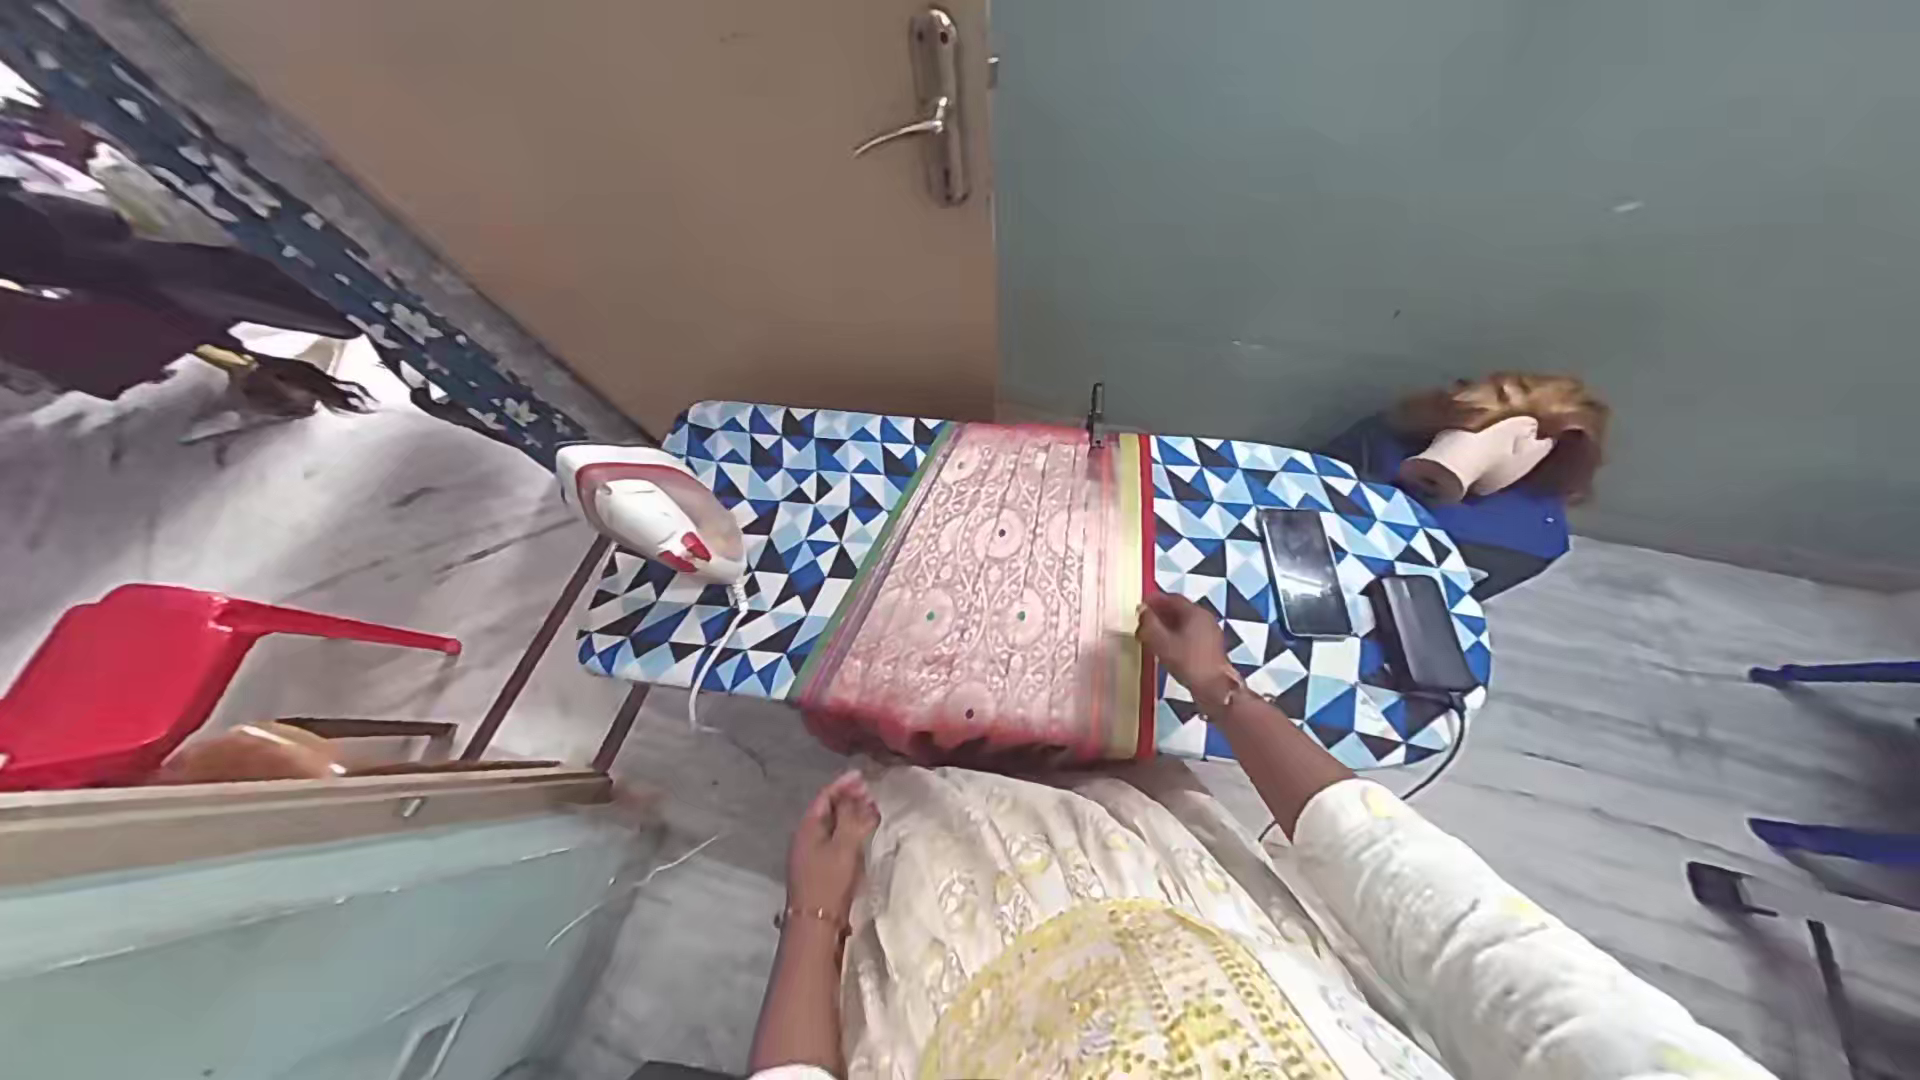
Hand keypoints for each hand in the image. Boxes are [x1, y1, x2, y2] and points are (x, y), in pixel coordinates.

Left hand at [786, 770, 880, 925]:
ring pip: (832, 825)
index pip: (825, 796)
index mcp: (807, 827)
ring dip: (850, 815)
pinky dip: (849, 831)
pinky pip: (835, 839)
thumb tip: (853, 796)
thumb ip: (850, 817)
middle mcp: (805, 837)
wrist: (816, 926)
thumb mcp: (843, 845)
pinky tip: (863, 833)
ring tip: (871, 809)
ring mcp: (811, 854)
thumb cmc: (829, 881)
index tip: (863, 776)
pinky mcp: (819, 868)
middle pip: (828, 809)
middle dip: (849, 798)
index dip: (843, 784)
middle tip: (870, 792)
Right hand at [1136, 592, 1238, 711]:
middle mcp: (1205, 618)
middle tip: (1142, 620)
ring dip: (1165, 625)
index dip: (1154, 599)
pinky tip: (1164, 646)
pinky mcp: (1210, 648)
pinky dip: (1174, 635)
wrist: (1214, 688)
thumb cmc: (1187, 661)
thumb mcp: (1161, 641)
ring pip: (1183, 623)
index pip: (1172, 598)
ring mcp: (1210, 633)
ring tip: (1149, 634)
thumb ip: (1148, 623)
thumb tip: (1142, 609)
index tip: (1140, 605)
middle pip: (1178, 609)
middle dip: (1159, 613)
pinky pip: (1189, 634)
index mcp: (1195, 612)